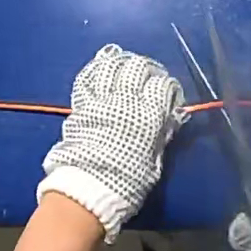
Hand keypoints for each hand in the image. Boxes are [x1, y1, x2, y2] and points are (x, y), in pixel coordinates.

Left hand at [36, 44, 187, 241]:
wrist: (87, 188)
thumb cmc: (126, 182)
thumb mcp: (153, 163)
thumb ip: (160, 136)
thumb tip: (168, 119)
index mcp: (148, 116)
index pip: (162, 86)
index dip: (168, 87)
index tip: (169, 94)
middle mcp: (125, 101)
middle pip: (138, 68)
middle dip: (148, 69)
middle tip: (150, 75)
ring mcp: (101, 99)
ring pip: (111, 66)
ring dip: (122, 62)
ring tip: (127, 65)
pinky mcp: (82, 104)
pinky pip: (88, 78)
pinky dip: (96, 70)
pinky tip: (102, 68)